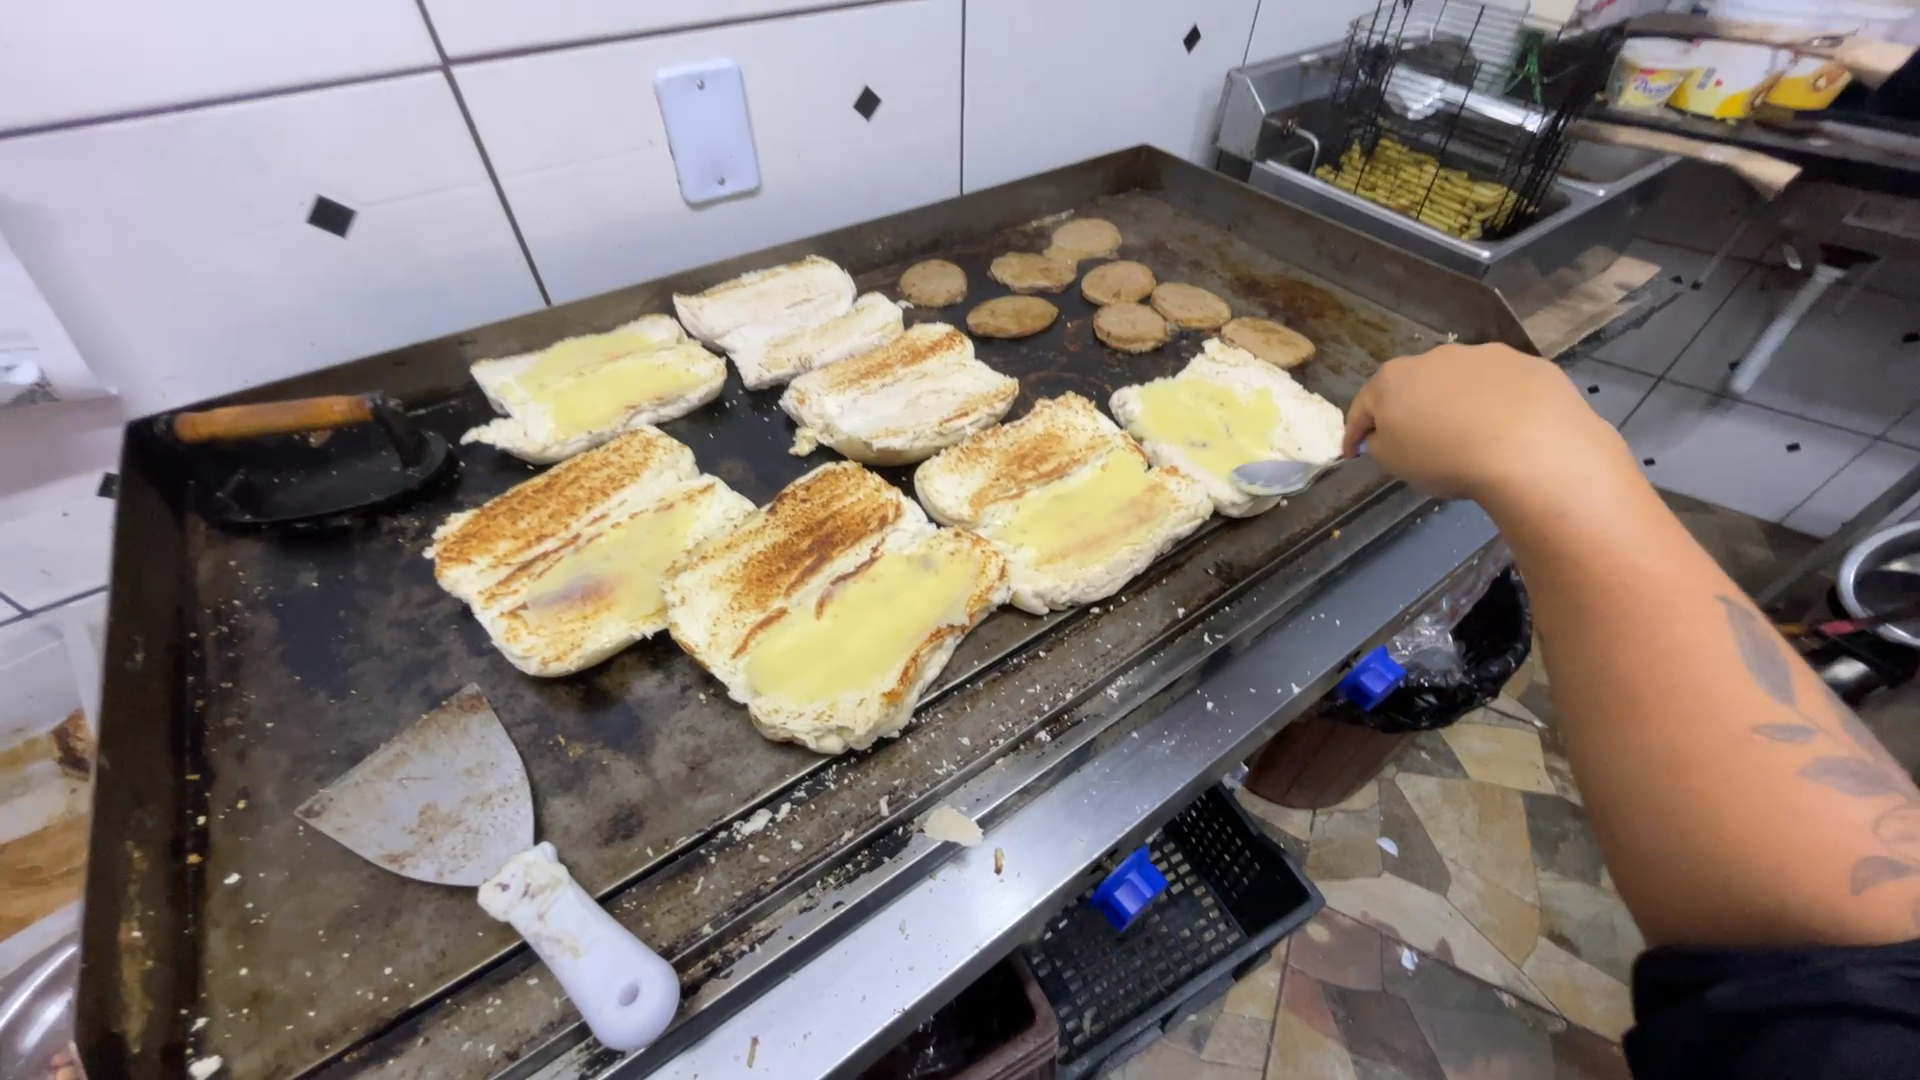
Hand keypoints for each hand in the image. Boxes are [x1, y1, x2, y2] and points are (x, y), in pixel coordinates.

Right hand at [1345, 343, 1634, 504]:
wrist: (1533, 450)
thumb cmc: (1445, 457)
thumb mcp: (1393, 462)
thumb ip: (1379, 443)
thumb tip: (1384, 435)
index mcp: (1392, 379)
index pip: (1361, 408)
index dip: (1354, 434)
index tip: (1354, 455)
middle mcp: (1434, 358)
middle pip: (1410, 388)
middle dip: (1407, 412)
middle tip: (1412, 443)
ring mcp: (1484, 356)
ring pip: (1456, 383)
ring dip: (1451, 404)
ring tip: (1464, 436)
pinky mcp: (1528, 364)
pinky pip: (1499, 388)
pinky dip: (1493, 404)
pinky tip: (1502, 430)